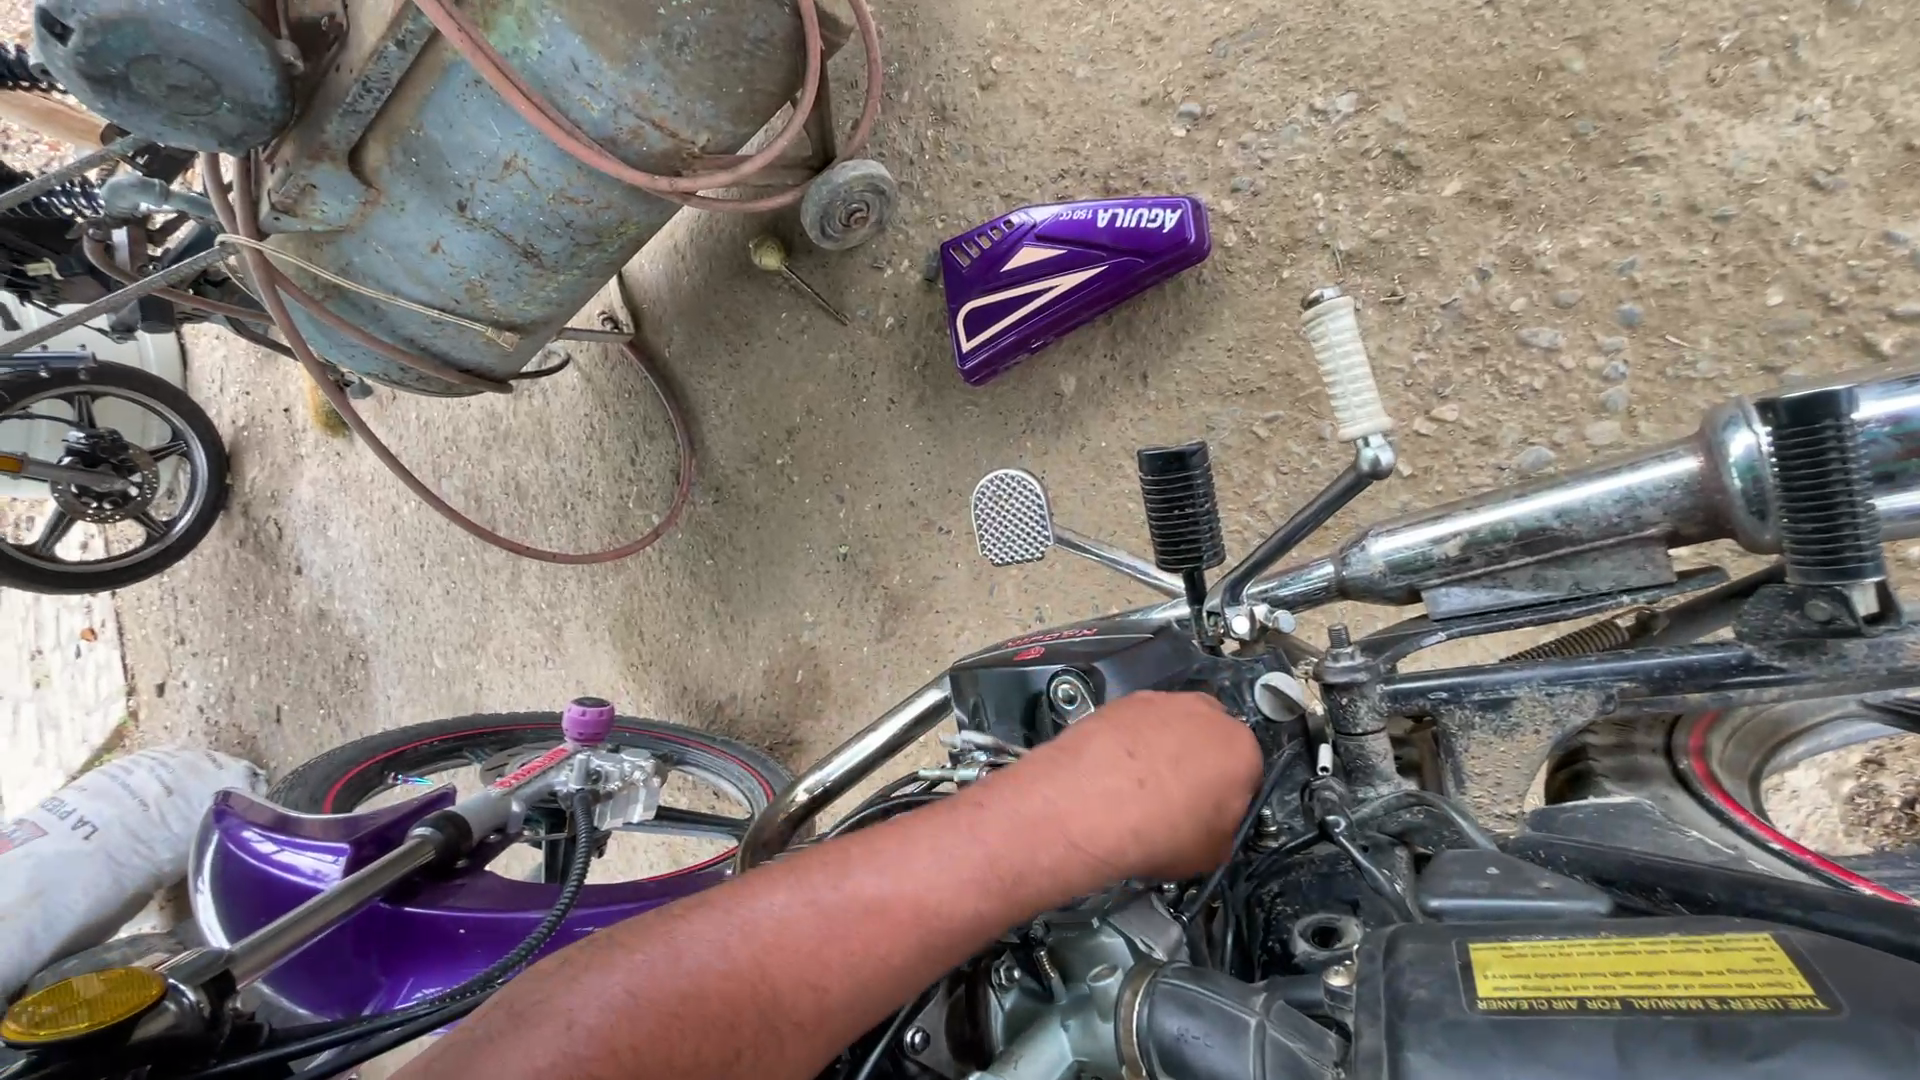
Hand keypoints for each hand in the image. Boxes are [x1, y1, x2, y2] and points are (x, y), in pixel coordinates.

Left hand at [984, 691, 1262, 882]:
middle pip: (1209, 738)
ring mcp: (1159, 701)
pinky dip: (1129, 742)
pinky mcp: (1120, 701)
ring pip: (1171, 726)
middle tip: (1177, 797)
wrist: (1090, 804)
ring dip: (1162, 749)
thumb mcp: (1213, 852)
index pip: (1248, 771)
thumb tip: (1212, 826)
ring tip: (1140, 787)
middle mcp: (1204, 712)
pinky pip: (1135, 724)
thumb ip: (1224, 828)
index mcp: (1241, 748)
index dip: (1230, 795)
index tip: (1212, 812)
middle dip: (1198, 763)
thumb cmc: (1158, 829)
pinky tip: (1115, 771)